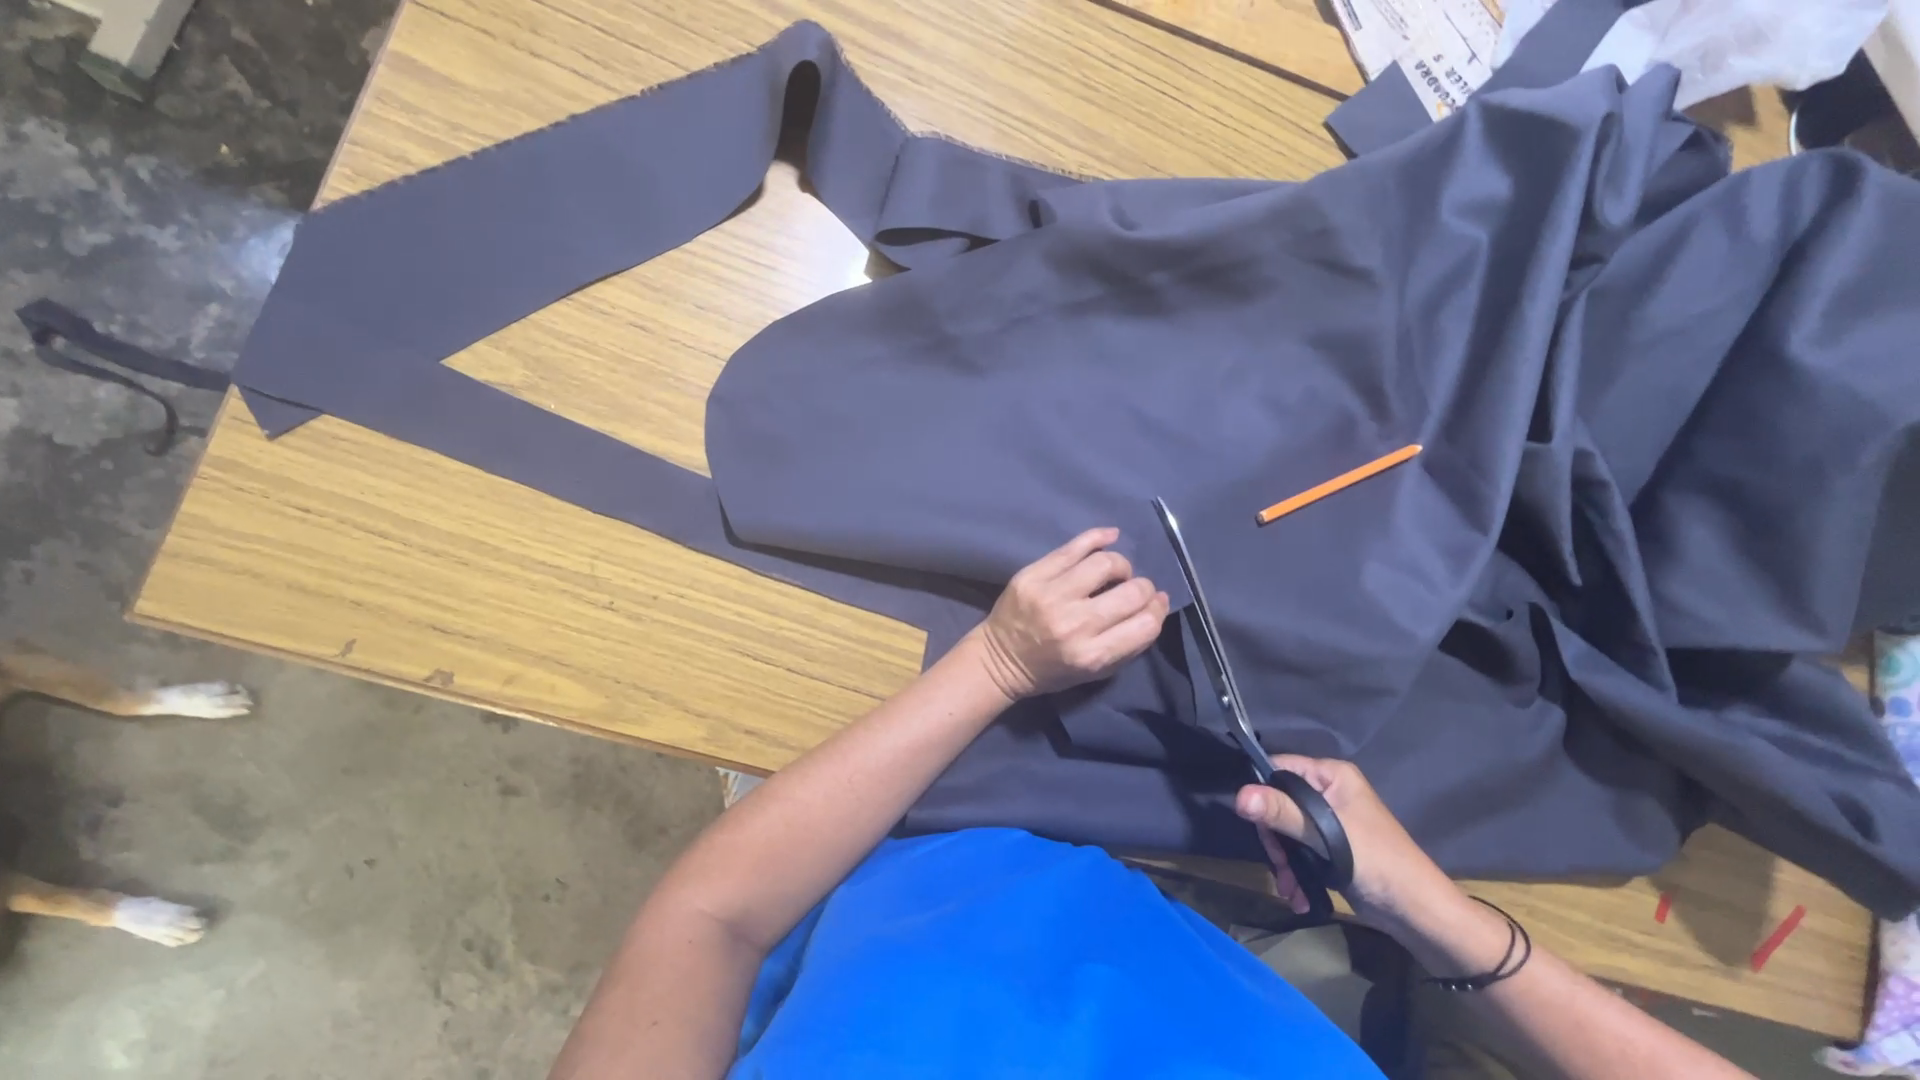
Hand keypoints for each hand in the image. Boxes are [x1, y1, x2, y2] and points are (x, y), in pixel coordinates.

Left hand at [968, 527, 1170, 701]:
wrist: (999, 660)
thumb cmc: (1052, 671)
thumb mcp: (1095, 672)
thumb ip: (1130, 644)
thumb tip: (1158, 603)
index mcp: (1092, 656)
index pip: (1145, 624)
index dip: (1157, 610)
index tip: (1154, 604)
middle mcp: (1074, 624)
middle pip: (1131, 592)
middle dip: (1143, 588)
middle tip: (1134, 589)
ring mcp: (1051, 595)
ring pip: (1105, 563)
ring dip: (1120, 565)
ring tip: (1116, 573)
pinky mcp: (1033, 575)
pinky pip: (1074, 546)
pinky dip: (1098, 538)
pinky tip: (1110, 538)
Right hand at [1235, 756, 1460, 925]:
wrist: (1415, 911)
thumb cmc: (1376, 862)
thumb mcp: (1326, 835)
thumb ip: (1282, 813)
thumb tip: (1238, 795)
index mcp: (1331, 775)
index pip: (1278, 768)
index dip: (1260, 791)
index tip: (1253, 822)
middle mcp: (1328, 792)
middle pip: (1277, 804)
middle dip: (1275, 840)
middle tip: (1279, 865)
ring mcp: (1328, 821)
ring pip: (1285, 831)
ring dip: (1283, 863)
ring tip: (1290, 889)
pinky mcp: (1328, 847)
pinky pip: (1297, 851)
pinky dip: (1294, 873)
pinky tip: (1298, 895)